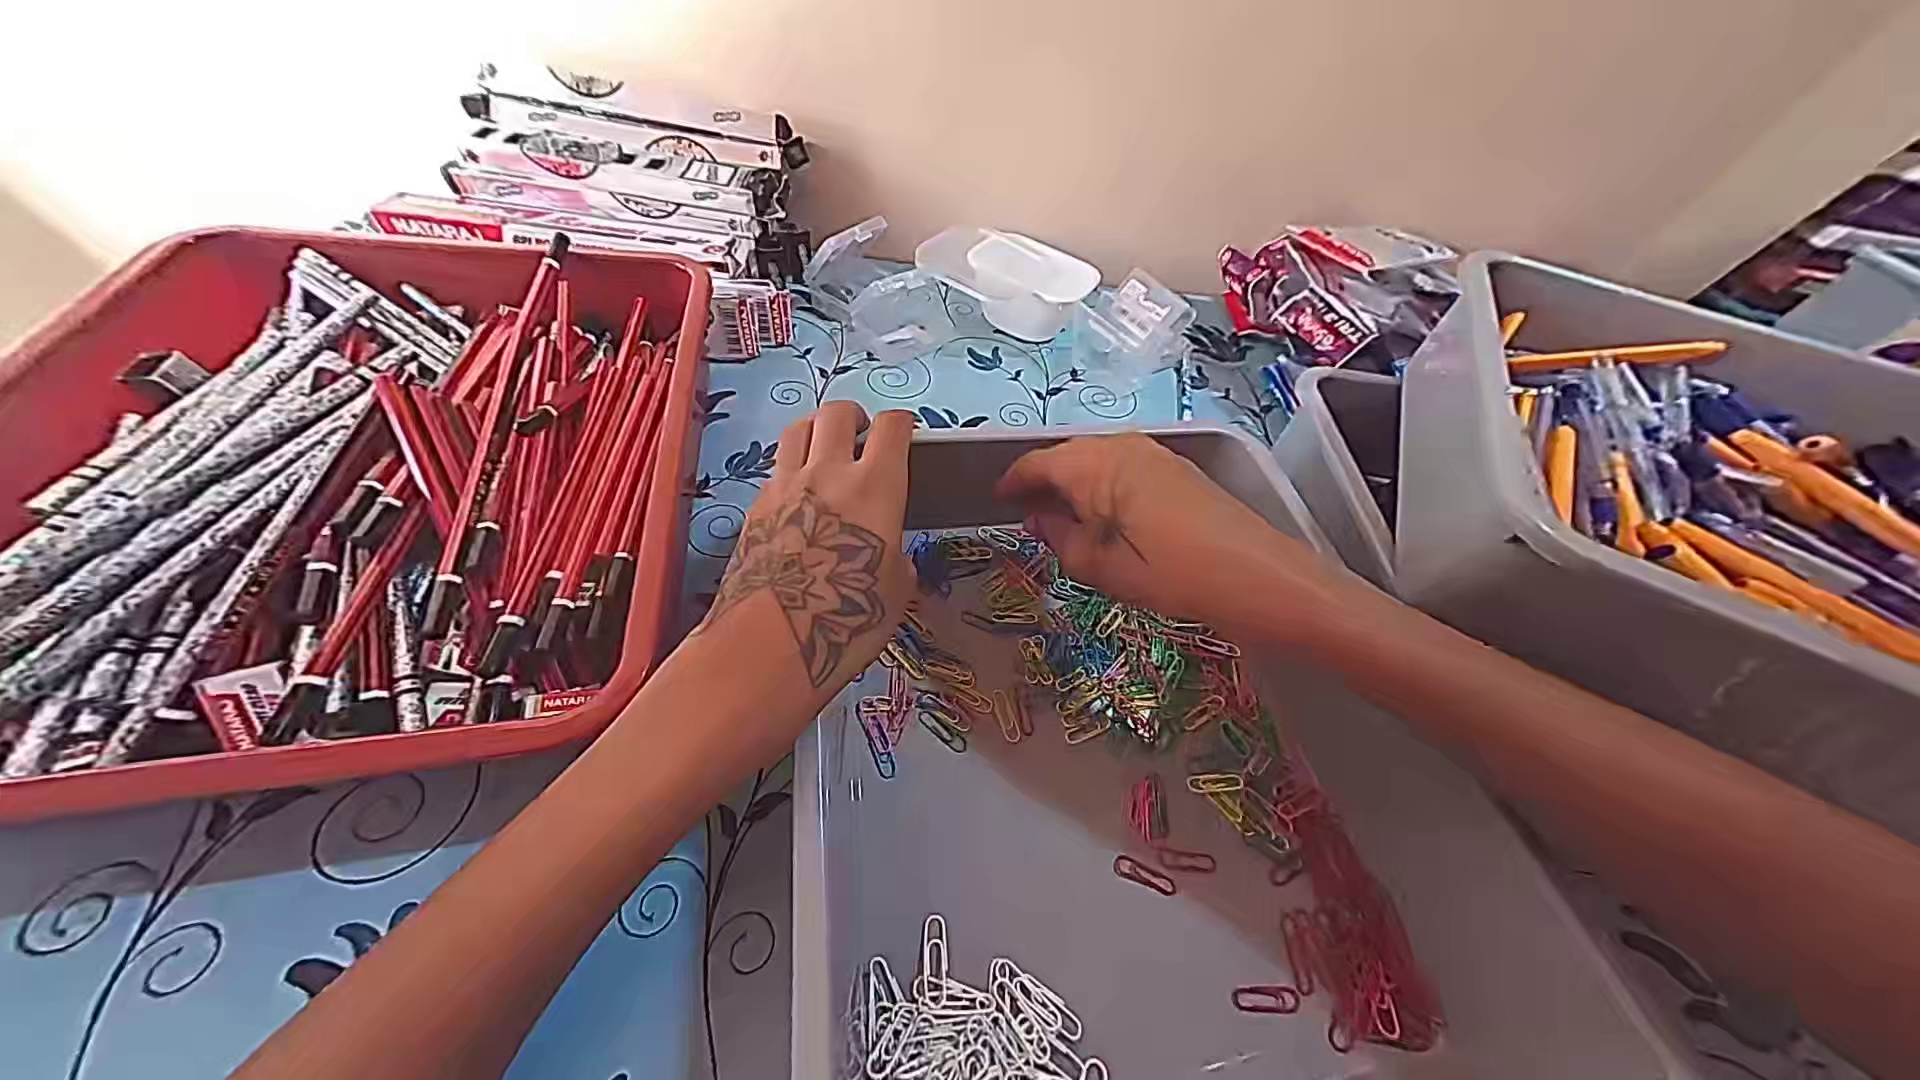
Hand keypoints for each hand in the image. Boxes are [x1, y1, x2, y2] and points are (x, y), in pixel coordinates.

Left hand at [689, 402, 915, 705]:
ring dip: (816, 431)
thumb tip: (889, 555)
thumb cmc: (846, 619)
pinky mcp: (754, 508)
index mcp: (874, 487)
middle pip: (836, 412)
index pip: (891, 428)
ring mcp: (783, 486)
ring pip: (797, 430)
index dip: (902, 423)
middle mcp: (826, 473)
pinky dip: (790, 469)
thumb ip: (897, 559)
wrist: (768, 642)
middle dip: (855, 416)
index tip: (905, 431)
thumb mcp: (896, 593)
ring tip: (825, 453)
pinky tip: (798, 499)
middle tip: (863, 435)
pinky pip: (775, 470)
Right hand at [994, 432, 1347, 636]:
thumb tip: (1038, 520)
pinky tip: (1103, 514)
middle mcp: (1122, 446)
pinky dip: (1101, 484)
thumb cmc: (1173, 575)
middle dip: (1042, 482)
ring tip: (1062, 518)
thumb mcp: (1102, 568)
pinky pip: (1121, 465)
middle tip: (1027, 515)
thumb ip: (1060, 538)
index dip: (1013, 481)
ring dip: (1072, 482)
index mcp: (1095, 465)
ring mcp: (1153, 452)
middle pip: (1066, 455)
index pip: (1038, 463)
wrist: (1259, 575)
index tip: (997, 499)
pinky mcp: (1176, 467)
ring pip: (1095, 458)